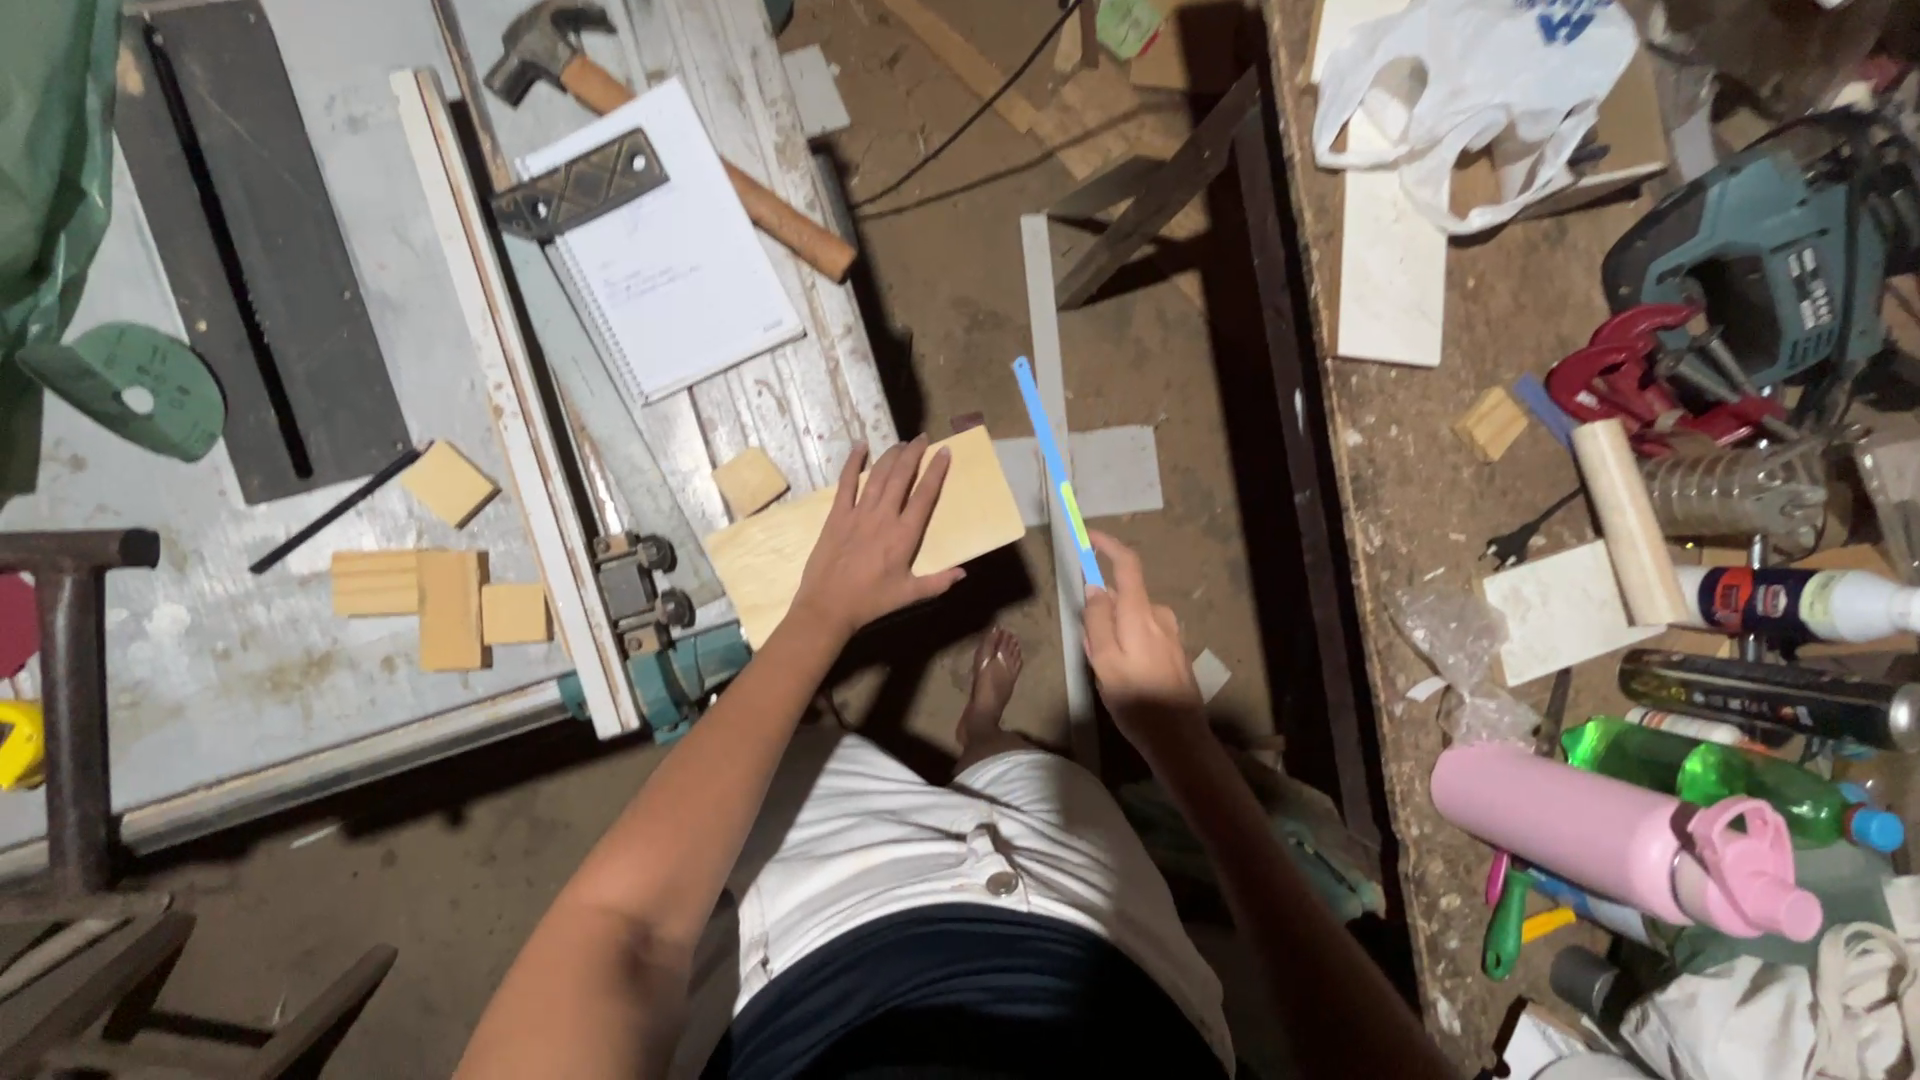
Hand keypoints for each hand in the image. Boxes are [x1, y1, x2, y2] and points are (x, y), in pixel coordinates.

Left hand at [788, 436, 964, 643]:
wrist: (828, 605)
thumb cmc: (871, 602)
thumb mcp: (909, 595)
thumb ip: (938, 582)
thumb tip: (963, 573)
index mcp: (904, 535)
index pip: (924, 496)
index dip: (936, 472)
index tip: (944, 453)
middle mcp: (883, 517)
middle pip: (902, 477)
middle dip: (913, 455)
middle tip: (922, 439)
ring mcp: (858, 514)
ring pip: (879, 476)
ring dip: (891, 456)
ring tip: (901, 443)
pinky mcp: (837, 515)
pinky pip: (846, 483)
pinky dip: (853, 463)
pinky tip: (860, 447)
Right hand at [1084, 531, 1204, 748]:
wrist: (1179, 738)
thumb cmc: (1136, 701)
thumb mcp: (1103, 661)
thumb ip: (1096, 621)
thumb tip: (1094, 587)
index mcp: (1140, 614)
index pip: (1126, 564)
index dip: (1108, 545)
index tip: (1088, 536)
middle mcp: (1159, 616)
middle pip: (1124, 596)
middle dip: (1101, 612)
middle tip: (1090, 652)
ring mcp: (1170, 634)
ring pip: (1131, 619)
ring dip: (1112, 635)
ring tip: (1105, 674)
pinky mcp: (1174, 651)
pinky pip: (1142, 635)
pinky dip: (1126, 646)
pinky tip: (1124, 681)